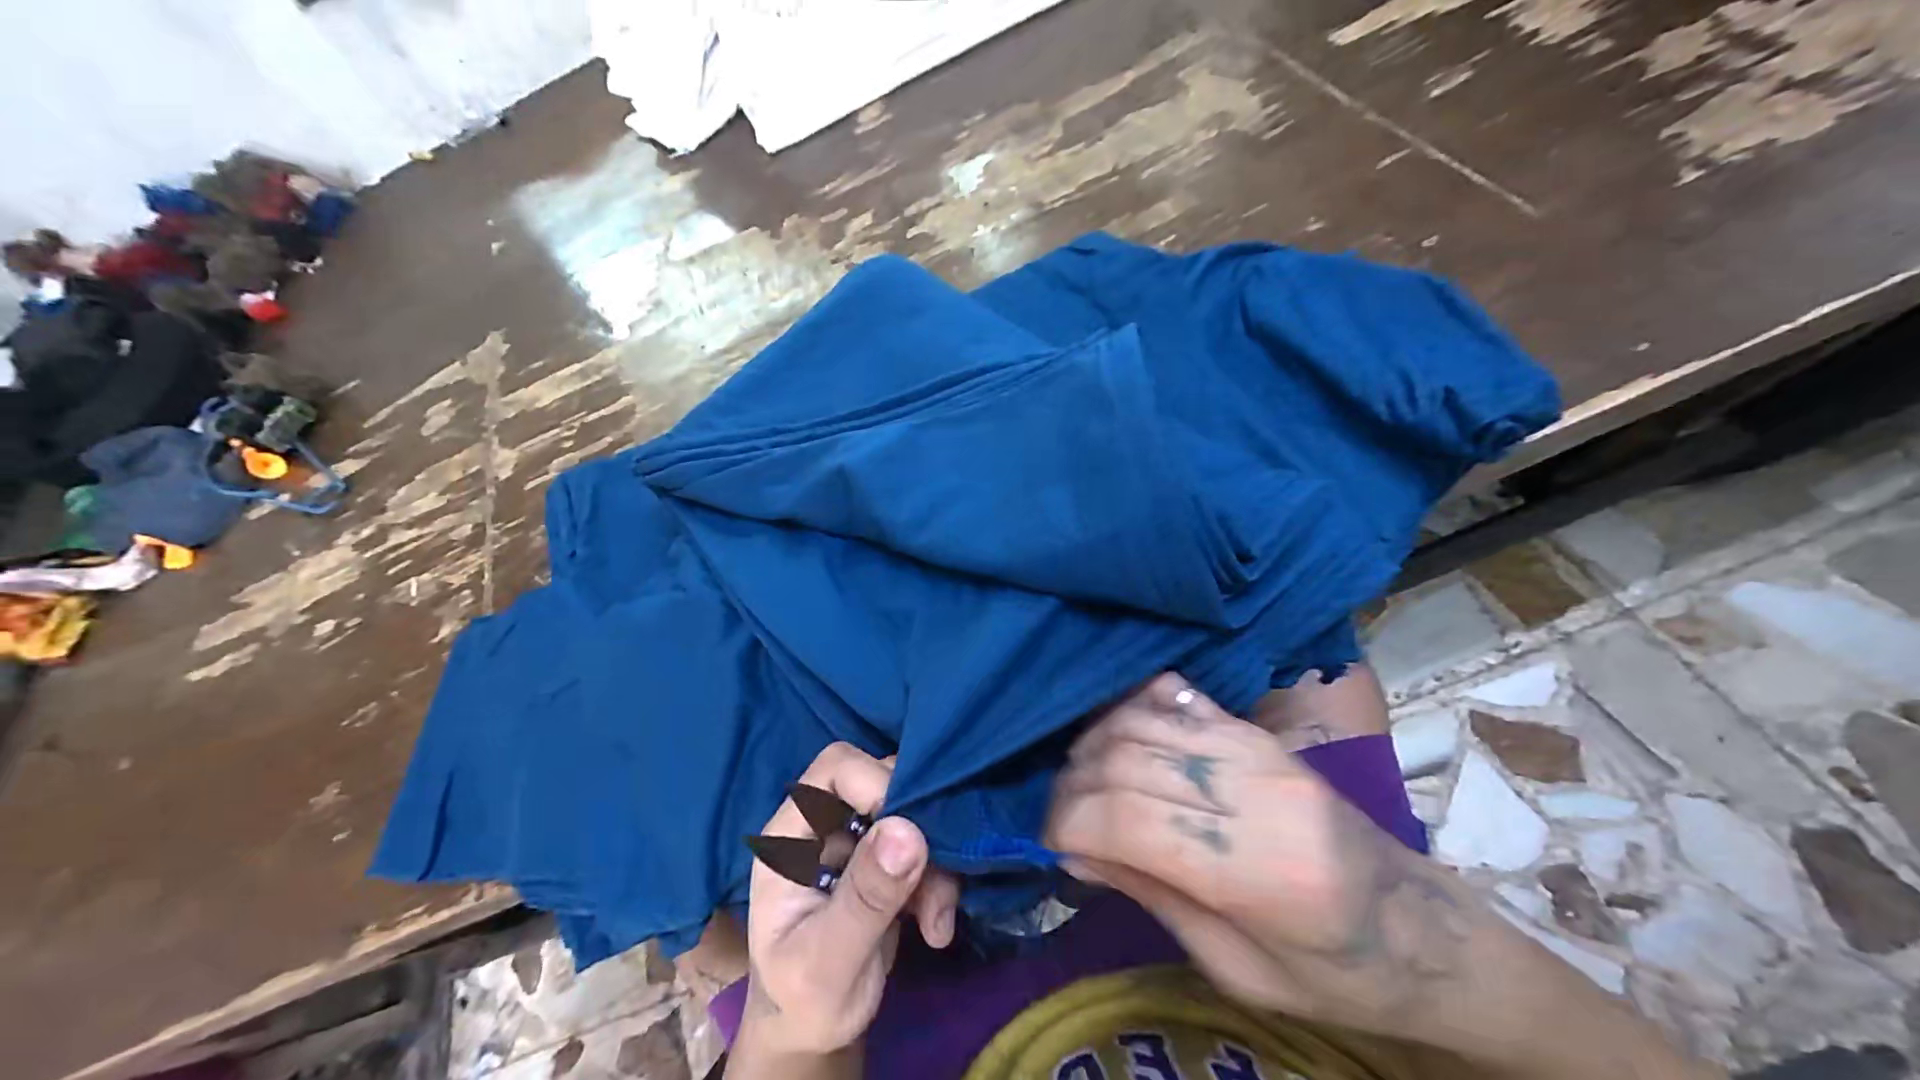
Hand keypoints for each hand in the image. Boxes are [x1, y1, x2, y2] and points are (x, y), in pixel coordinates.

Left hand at [739, 743, 959, 1057]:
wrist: (816, 1032)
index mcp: (792, 836)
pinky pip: (928, 845)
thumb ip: (864, 898)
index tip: (909, 832)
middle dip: (919, 829)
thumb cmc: (803, 999)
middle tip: (936, 881)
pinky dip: (942, 882)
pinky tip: (937, 929)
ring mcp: (858, 841)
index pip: (835, 768)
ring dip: (937, 864)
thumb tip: (906, 831)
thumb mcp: (827, 960)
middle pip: (884, 782)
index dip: (875, 784)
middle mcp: (825, 826)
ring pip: (914, 814)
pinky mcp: (889, 861)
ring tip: (937, 921)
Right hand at [1044, 674, 1471, 1039]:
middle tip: (1059, 813)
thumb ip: (1151, 893)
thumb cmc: (1331, 974)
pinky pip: (1174, 699)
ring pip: (1141, 721)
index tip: (1048, 841)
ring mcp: (1260, 750)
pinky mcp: (1259, 733)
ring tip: (1081, 780)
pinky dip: (1131, 712)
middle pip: (1125, 761)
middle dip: (1072, 784)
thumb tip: (1073, 848)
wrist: (1422, 931)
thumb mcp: (1235, 967)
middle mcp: (1257, 792)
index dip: (1067, 823)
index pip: (1126, 820)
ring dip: (1093, 745)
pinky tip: (1117, 738)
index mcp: (1260, 871)